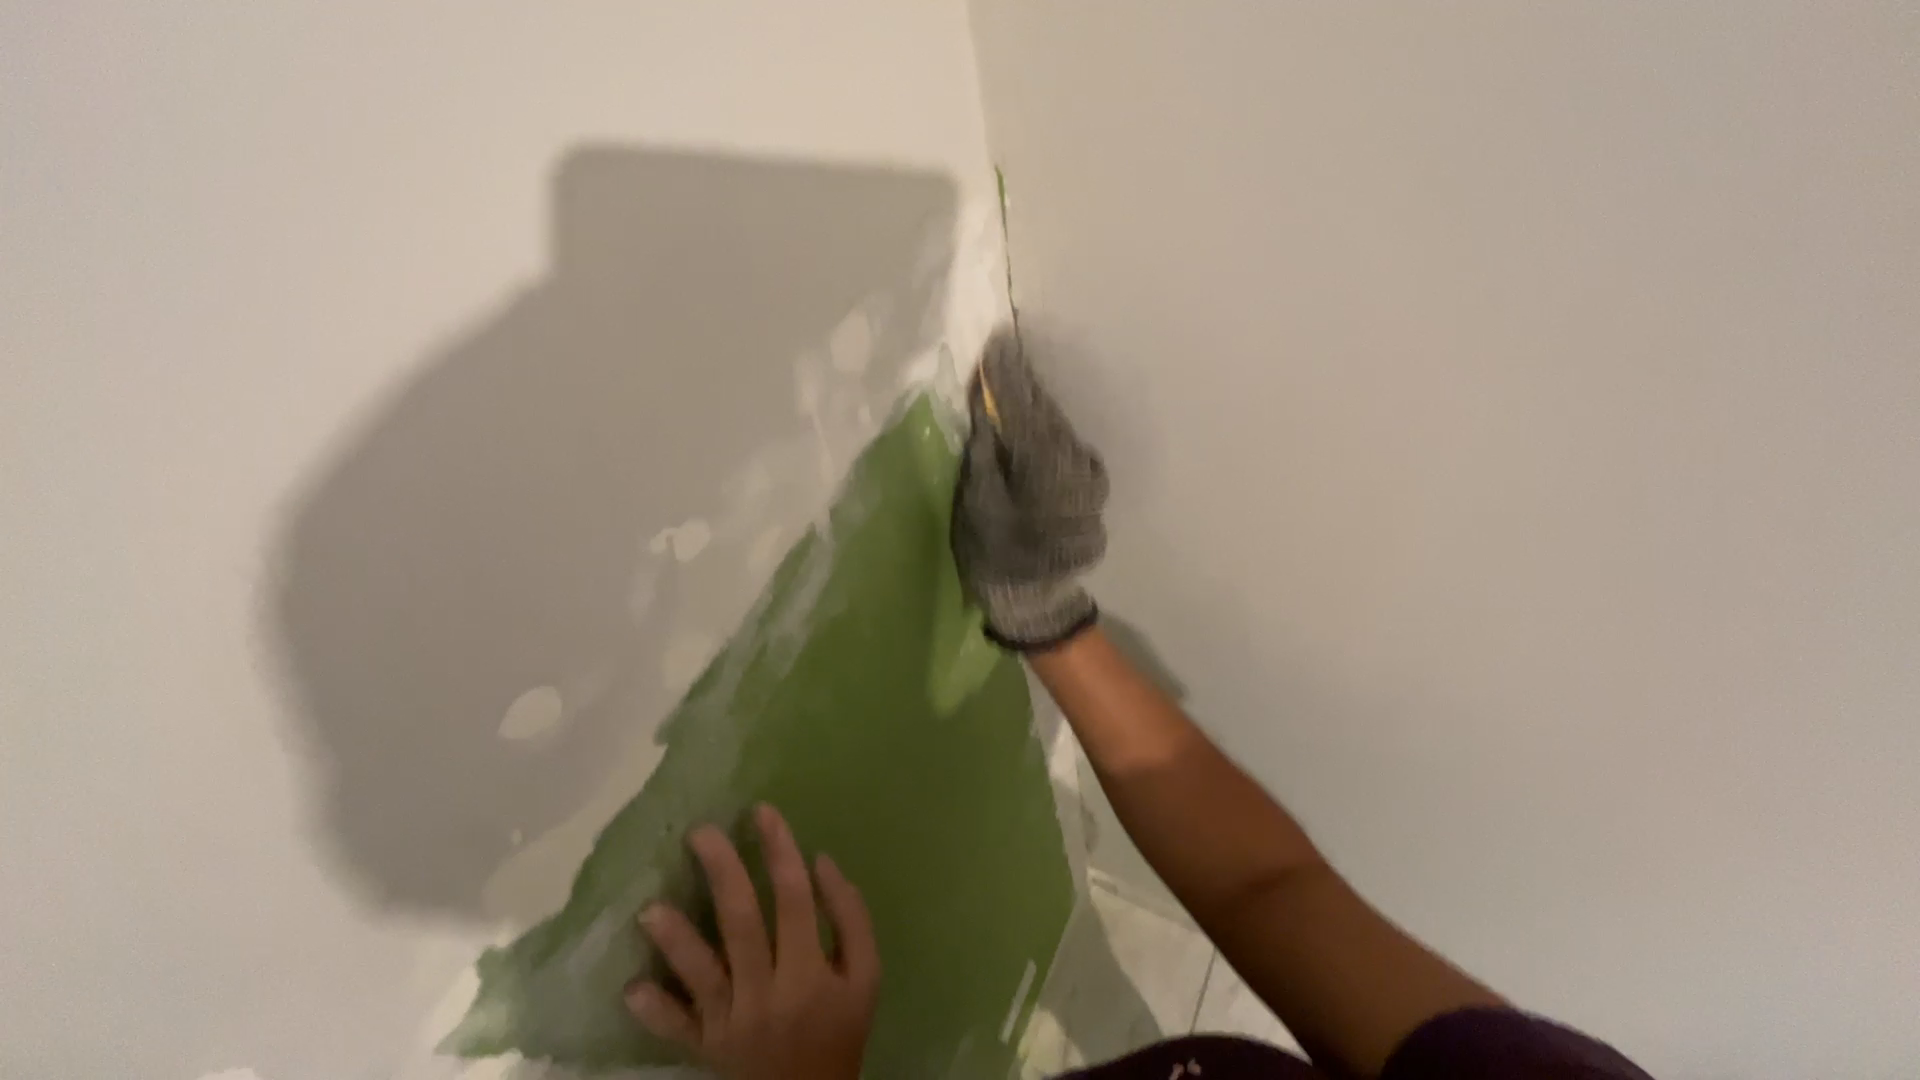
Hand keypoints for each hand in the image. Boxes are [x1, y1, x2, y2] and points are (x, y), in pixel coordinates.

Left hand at [625, 804, 880, 1079]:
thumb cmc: (842, 1028)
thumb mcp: (866, 975)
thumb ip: (851, 917)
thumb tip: (821, 862)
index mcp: (810, 971)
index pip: (793, 899)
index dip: (779, 851)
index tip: (761, 812)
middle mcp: (768, 993)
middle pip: (742, 924)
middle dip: (722, 873)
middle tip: (700, 833)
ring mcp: (732, 1023)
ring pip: (701, 976)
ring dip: (676, 941)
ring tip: (650, 909)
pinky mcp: (707, 1048)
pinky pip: (677, 1029)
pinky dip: (655, 1011)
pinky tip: (631, 988)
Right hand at [953, 326, 1109, 650]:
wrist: (1033, 598)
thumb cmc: (994, 554)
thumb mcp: (977, 504)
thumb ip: (984, 454)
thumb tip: (985, 410)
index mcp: (1043, 468)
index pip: (1023, 410)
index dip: (1007, 378)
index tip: (996, 345)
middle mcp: (1074, 467)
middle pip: (1046, 415)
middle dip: (1025, 385)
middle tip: (1006, 354)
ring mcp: (1089, 480)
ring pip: (1061, 430)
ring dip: (1039, 406)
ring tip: (1018, 380)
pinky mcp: (1094, 491)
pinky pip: (1071, 448)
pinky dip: (1053, 431)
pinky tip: (1041, 421)